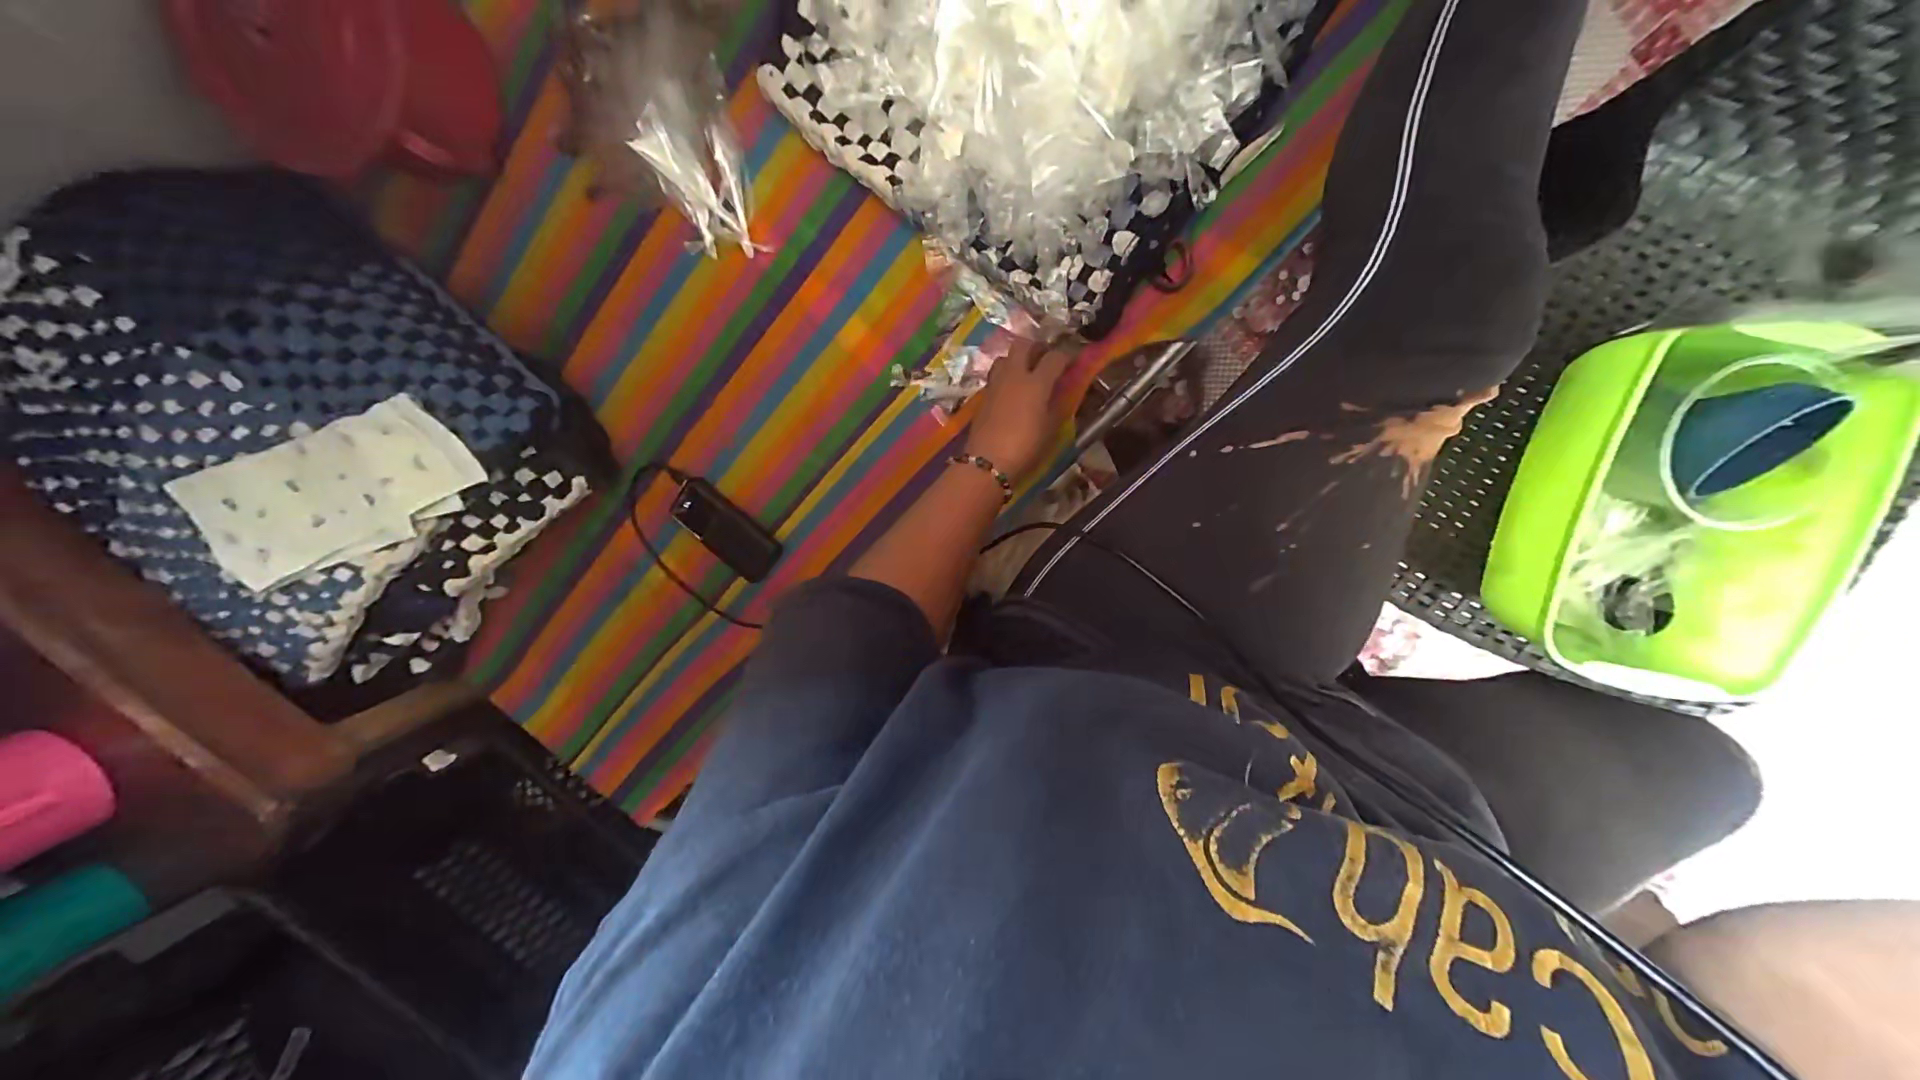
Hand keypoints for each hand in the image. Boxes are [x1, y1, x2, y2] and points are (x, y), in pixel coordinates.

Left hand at [965, 340, 1073, 480]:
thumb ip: (1057, 405)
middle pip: (1023, 345)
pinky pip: (996, 375)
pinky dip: (1005, 375)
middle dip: (1037, 347)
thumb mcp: (1050, 429)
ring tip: (1026, 372)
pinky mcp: (983, 395)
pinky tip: (1011, 390)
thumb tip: (1061, 392)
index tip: (1072, 362)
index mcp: (1036, 383)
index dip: (1066, 357)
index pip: (1054, 357)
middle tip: (1045, 359)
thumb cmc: (1025, 447)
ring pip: (1005, 357)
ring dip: (1017, 359)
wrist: (987, 463)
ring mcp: (995, 384)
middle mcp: (1014, 375)